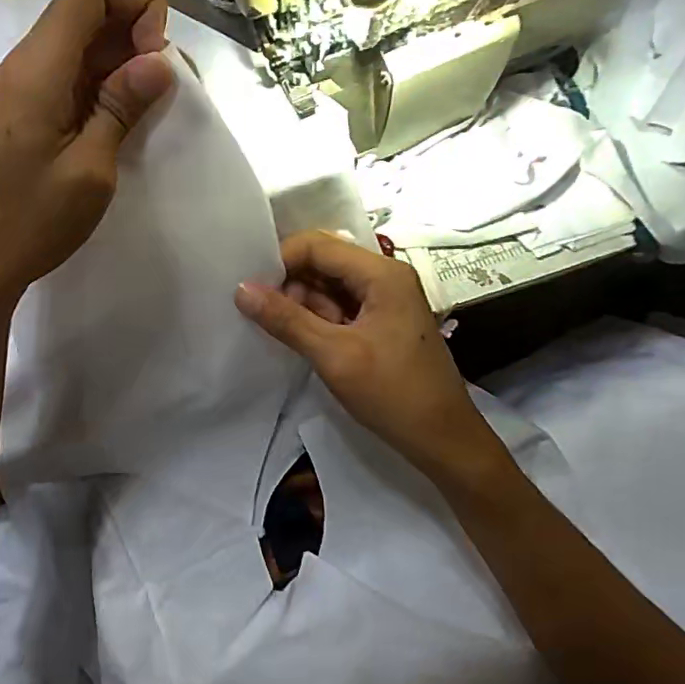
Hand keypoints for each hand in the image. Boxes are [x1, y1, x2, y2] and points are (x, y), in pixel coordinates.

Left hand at [0, 0, 176, 321]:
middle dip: (137, 32)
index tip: (157, 58)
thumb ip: (123, 106)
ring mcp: (26, 85)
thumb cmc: (34, 221)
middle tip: (159, 90)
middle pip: (90, 8)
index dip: (138, 4)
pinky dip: (106, 82)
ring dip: (124, 60)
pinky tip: (124, 119)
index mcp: (40, 67)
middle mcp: (28, 62)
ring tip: (148, 109)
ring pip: (85, 41)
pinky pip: (74, 73)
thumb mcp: (91, 168)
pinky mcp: (30, 109)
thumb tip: (159, 59)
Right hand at [235, 232, 499, 473]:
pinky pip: (341, 307)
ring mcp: (385, 300)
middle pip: (323, 261)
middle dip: (289, 283)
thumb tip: (240, 289)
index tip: (251, 290)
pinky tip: (296, 337)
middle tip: (261, 315)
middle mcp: (384, 277)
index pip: (317, 245)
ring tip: (276, 330)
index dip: (281, 261)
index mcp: (381, 273)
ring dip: (301, 303)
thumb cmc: (393, 393)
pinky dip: (316, 319)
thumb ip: (287, 320)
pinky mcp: (381, 322)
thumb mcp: (335, 356)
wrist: (443, 438)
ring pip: (329, 286)